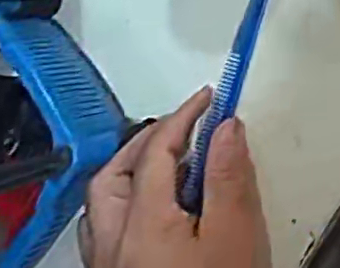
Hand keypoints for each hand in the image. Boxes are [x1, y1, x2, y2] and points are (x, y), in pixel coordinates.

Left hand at [82, 87, 269, 267]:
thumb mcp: (235, 229)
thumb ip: (228, 174)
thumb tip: (226, 125)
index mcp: (144, 224)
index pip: (157, 153)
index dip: (183, 116)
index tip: (211, 94)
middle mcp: (113, 244)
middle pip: (112, 178)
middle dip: (148, 138)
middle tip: (188, 119)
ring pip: (103, 205)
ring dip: (135, 167)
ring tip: (177, 152)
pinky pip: (110, 226)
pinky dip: (134, 195)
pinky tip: (164, 200)